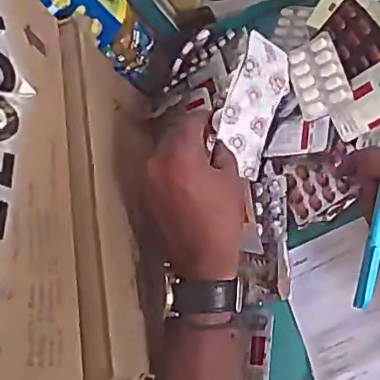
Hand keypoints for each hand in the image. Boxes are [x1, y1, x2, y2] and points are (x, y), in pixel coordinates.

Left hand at [146, 111, 248, 280]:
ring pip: (165, 154)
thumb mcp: (233, 181)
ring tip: (203, 159)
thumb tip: (218, 144)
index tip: (214, 119)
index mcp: (180, 157)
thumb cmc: (220, 225)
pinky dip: (174, 169)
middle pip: (174, 135)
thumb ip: (224, 154)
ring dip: (182, 151)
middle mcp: (158, 165)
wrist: (203, 262)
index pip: (191, 122)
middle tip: (210, 136)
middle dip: (192, 133)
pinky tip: (192, 179)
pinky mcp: (147, 197)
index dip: (206, 117)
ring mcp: (149, 182)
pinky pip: (160, 172)